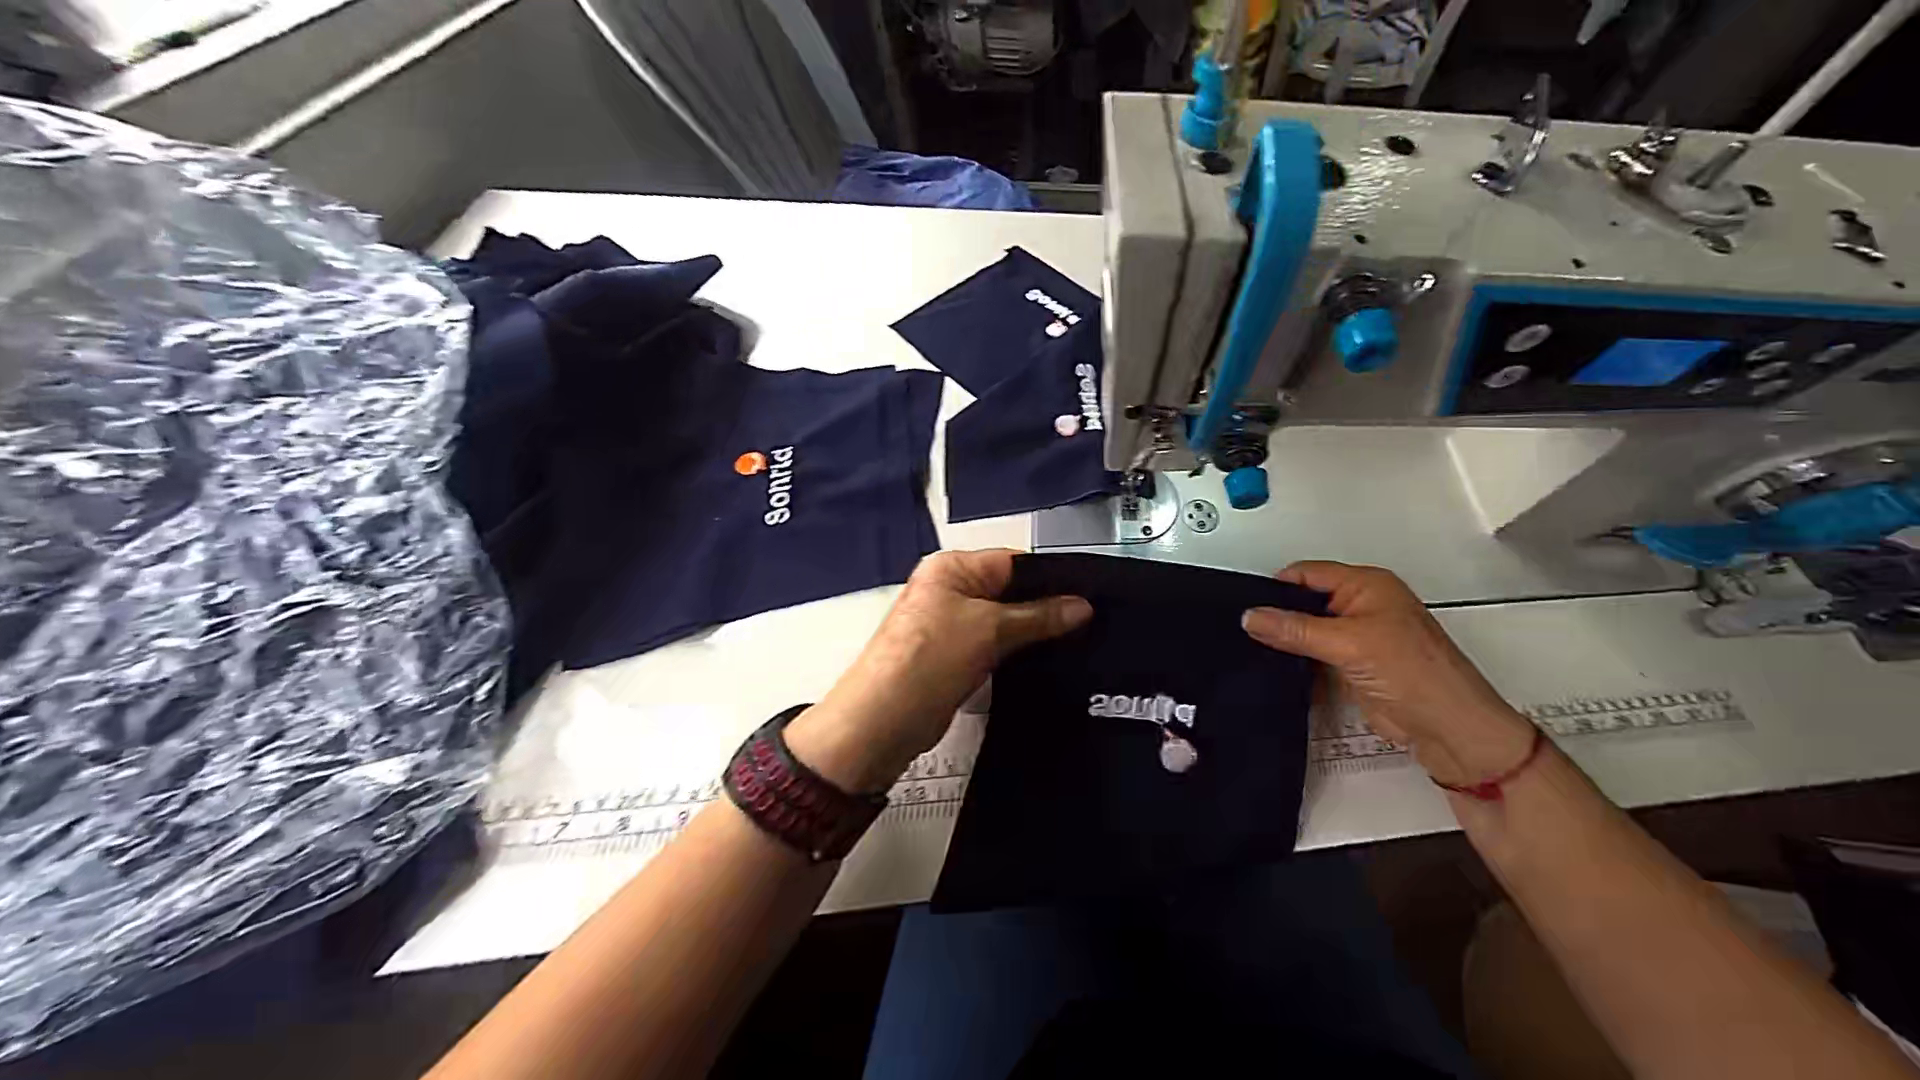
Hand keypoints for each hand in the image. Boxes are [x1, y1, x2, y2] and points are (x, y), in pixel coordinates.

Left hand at [786, 550, 1091, 791]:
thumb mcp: (990, 629)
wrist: (884, 721)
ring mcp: (951, 626)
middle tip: (1090, 624)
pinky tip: (1045, 663)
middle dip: (1046, 608)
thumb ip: (1039, 616)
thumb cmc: (925, 661)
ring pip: (1004, 623)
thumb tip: (1080, 606)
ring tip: (1077, 644)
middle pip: (1011, 592)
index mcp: (951, 568)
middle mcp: (949, 590)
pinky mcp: (955, 658)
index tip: (1090, 596)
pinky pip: (994, 648)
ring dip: (1032, 634)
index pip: (1014, 561)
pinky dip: (1015, 655)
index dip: (1052, 578)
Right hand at [1241, 561, 1535, 786]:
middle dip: (1277, 614)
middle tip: (1243, 629)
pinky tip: (1273, 667)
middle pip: (1304, 600)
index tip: (1245, 607)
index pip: (1307, 573)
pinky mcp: (1352, 665)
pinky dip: (1295, 661)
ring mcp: (1357, 636)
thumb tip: (1250, 617)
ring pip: (1306, 629)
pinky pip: (1313, 655)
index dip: (1276, 587)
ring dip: (1286, 640)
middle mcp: (1362, 605)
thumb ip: (1294, 629)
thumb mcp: (1348, 643)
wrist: (1449, 729)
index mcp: (1367, 585)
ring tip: (1252, 648)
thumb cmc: (1416, 675)